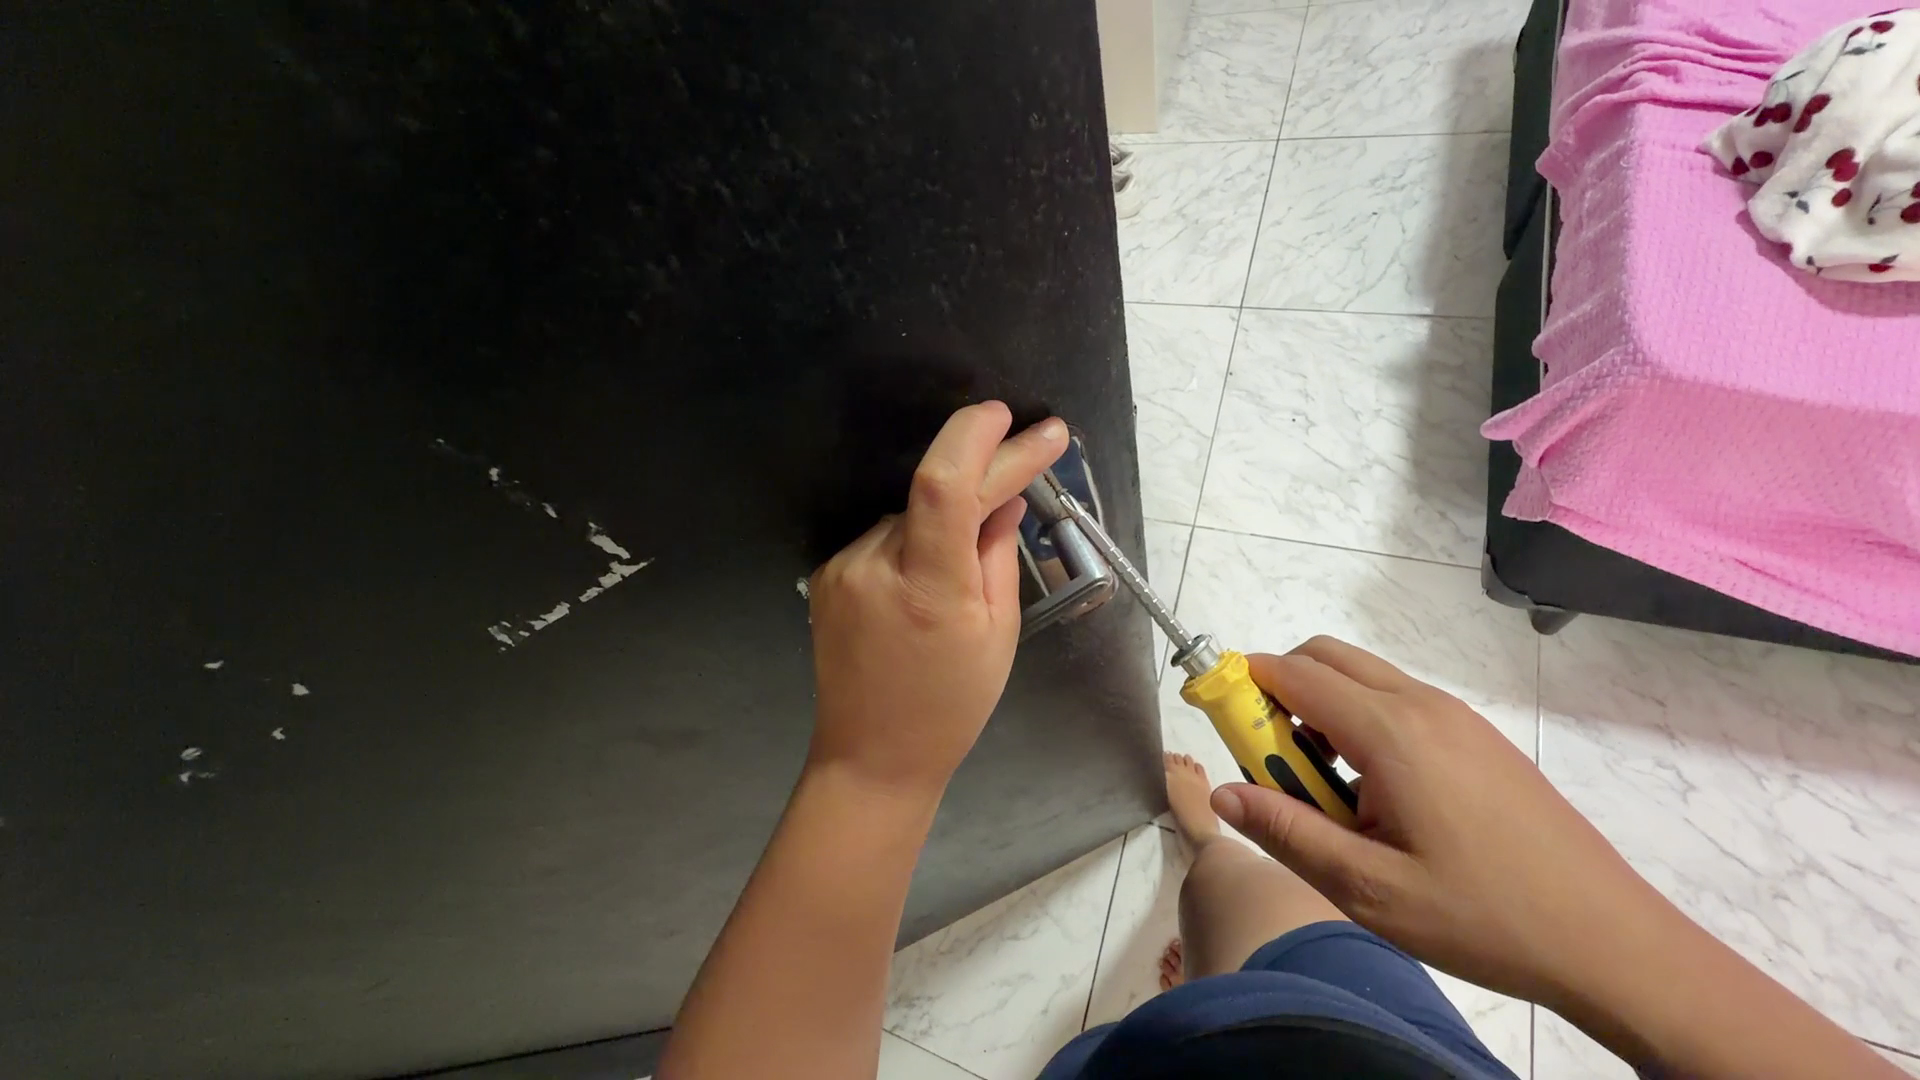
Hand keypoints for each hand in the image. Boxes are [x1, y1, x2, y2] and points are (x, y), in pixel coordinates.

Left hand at [805, 402, 1066, 797]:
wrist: (871, 756)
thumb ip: (997, 556)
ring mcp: (842, 568)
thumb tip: (1003, 500)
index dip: (975, 439)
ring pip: (911, 517)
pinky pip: (886, 538)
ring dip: (946, 520)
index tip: (1012, 418)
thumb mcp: (997, 635)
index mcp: (928, 588)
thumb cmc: (950, 705)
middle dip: (986, 468)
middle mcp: (874, 566)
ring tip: (964, 568)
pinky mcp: (827, 574)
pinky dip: (915, 542)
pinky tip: (926, 581)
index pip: (943, 487)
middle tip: (1034, 447)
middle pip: (932, 493)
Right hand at [1208, 636, 1673, 1008]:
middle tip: (1272, 759)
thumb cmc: (1484, 917)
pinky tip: (1376, 794)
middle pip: (1324, 656)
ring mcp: (1456, 717)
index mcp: (1392, 732)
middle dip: (1279, 688)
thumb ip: (1287, 833)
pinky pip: (1396, 701)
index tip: (1221, 722)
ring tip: (1326, 788)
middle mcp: (1422, 705)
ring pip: (1361, 677)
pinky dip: (1359, 720)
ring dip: (1320, 707)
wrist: (1614, 942)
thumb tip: (1221, 796)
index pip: (1293, 674)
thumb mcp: (1368, 890)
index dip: (1243, 686)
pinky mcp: (1476, 736)